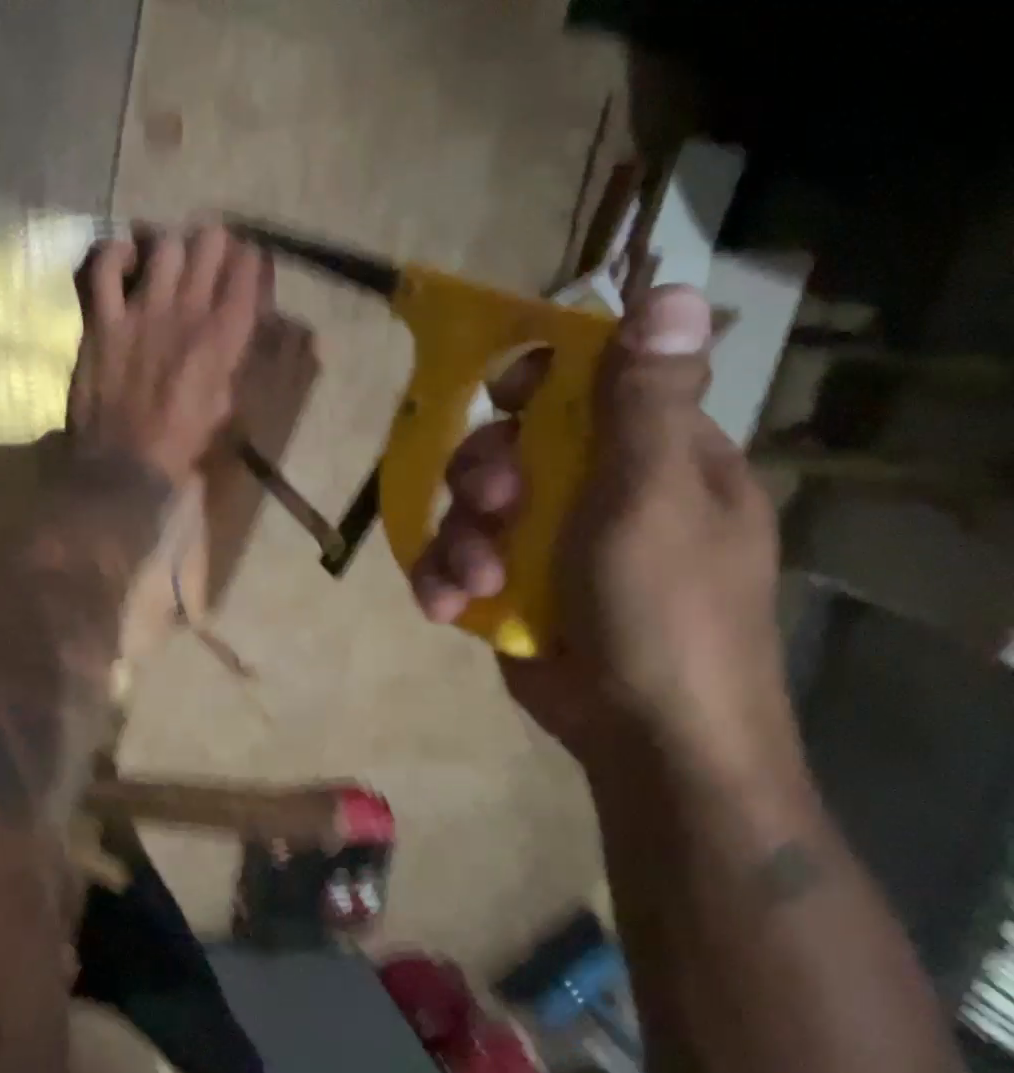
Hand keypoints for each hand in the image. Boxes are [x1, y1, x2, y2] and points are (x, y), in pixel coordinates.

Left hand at [68, 225, 270, 482]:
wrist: (123, 467)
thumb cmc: (178, 444)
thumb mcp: (224, 402)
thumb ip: (232, 358)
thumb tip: (235, 329)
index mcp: (225, 336)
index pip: (250, 266)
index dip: (249, 260)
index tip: (242, 269)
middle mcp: (189, 312)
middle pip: (210, 242)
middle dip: (211, 244)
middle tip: (203, 259)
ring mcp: (142, 312)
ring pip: (164, 246)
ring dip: (169, 248)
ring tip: (165, 262)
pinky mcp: (103, 321)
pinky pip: (104, 267)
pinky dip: (114, 256)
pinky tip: (123, 262)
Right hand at [410, 287, 795, 781]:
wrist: (647, 740)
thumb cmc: (667, 610)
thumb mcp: (653, 497)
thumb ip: (643, 403)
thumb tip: (669, 289)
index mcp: (658, 456)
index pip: (591, 383)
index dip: (540, 379)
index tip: (503, 395)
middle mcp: (604, 490)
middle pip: (512, 443)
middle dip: (484, 472)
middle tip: (491, 503)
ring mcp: (553, 543)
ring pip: (472, 507)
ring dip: (460, 538)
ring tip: (473, 581)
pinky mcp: (515, 589)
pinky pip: (460, 559)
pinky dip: (447, 579)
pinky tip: (448, 605)